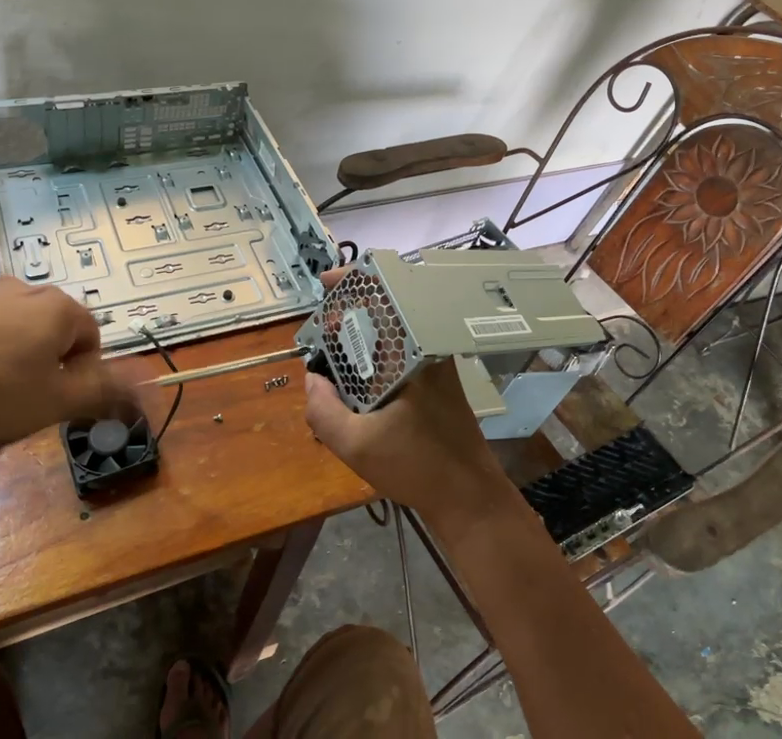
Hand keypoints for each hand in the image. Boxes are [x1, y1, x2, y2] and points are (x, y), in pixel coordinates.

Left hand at [0, 277, 145, 447]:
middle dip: (45, 370)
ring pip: (14, 335)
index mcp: (58, 307)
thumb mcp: (53, 402)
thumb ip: (103, 391)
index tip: (54, 406)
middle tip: (20, 408)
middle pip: (53, 334)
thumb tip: (150, 385)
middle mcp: (23, 289)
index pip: (92, 340)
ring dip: (10, 366)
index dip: (80, 377)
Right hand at [301, 267, 514, 522]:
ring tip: (333, 357)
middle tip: (322, 332)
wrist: (469, 499)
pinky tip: (357, 386)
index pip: (385, 299)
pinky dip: (377, 361)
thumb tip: (312, 381)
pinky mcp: (439, 387)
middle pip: (387, 314)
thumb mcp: (355, 445)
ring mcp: (437, 369)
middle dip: (351, 315)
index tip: (325, 281)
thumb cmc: (417, 467)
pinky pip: (402, 359)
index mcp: (415, 354)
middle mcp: (429, 352)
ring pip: (393, 339)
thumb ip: (323, 410)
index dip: (353, 282)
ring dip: (363, 341)